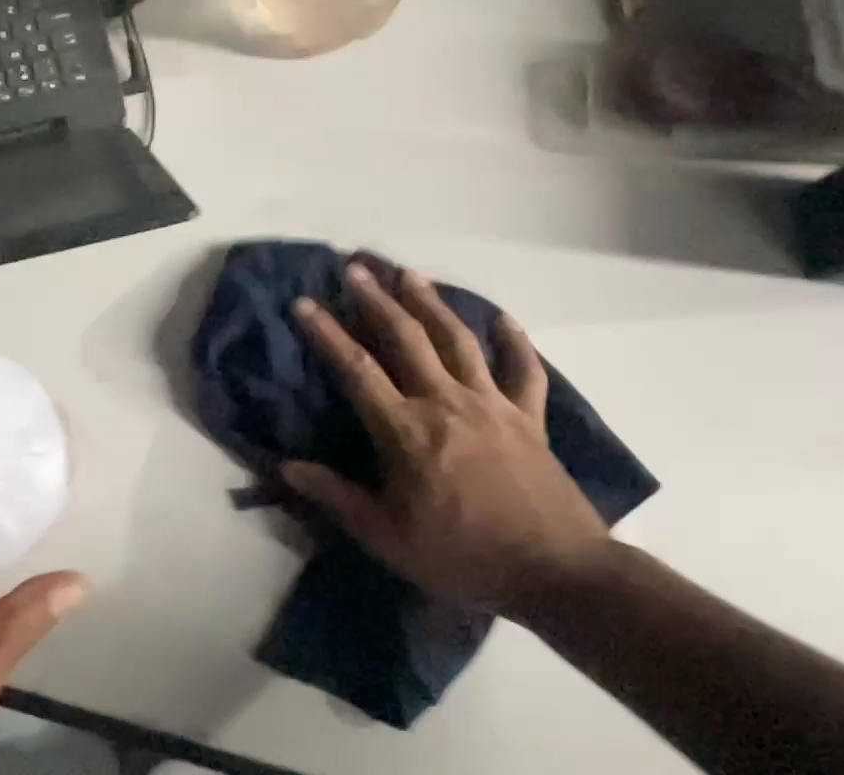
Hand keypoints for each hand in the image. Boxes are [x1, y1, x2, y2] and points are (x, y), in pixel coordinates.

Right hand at [282, 263, 614, 618]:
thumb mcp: (386, 537)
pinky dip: (514, 341)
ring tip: (409, 274)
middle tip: (356, 268)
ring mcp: (492, 405)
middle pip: (406, 339)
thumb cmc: (463, 556)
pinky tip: (503, 319)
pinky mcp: (530, 419)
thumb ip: (333, 496)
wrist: (560, 574)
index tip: (303, 303)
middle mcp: (446, 403)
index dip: (327, 333)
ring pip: (457, 341)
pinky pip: (523, 370)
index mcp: (406, 430)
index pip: (357, 369)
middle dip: (377, 300)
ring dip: (431, 303)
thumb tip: (283, 465)